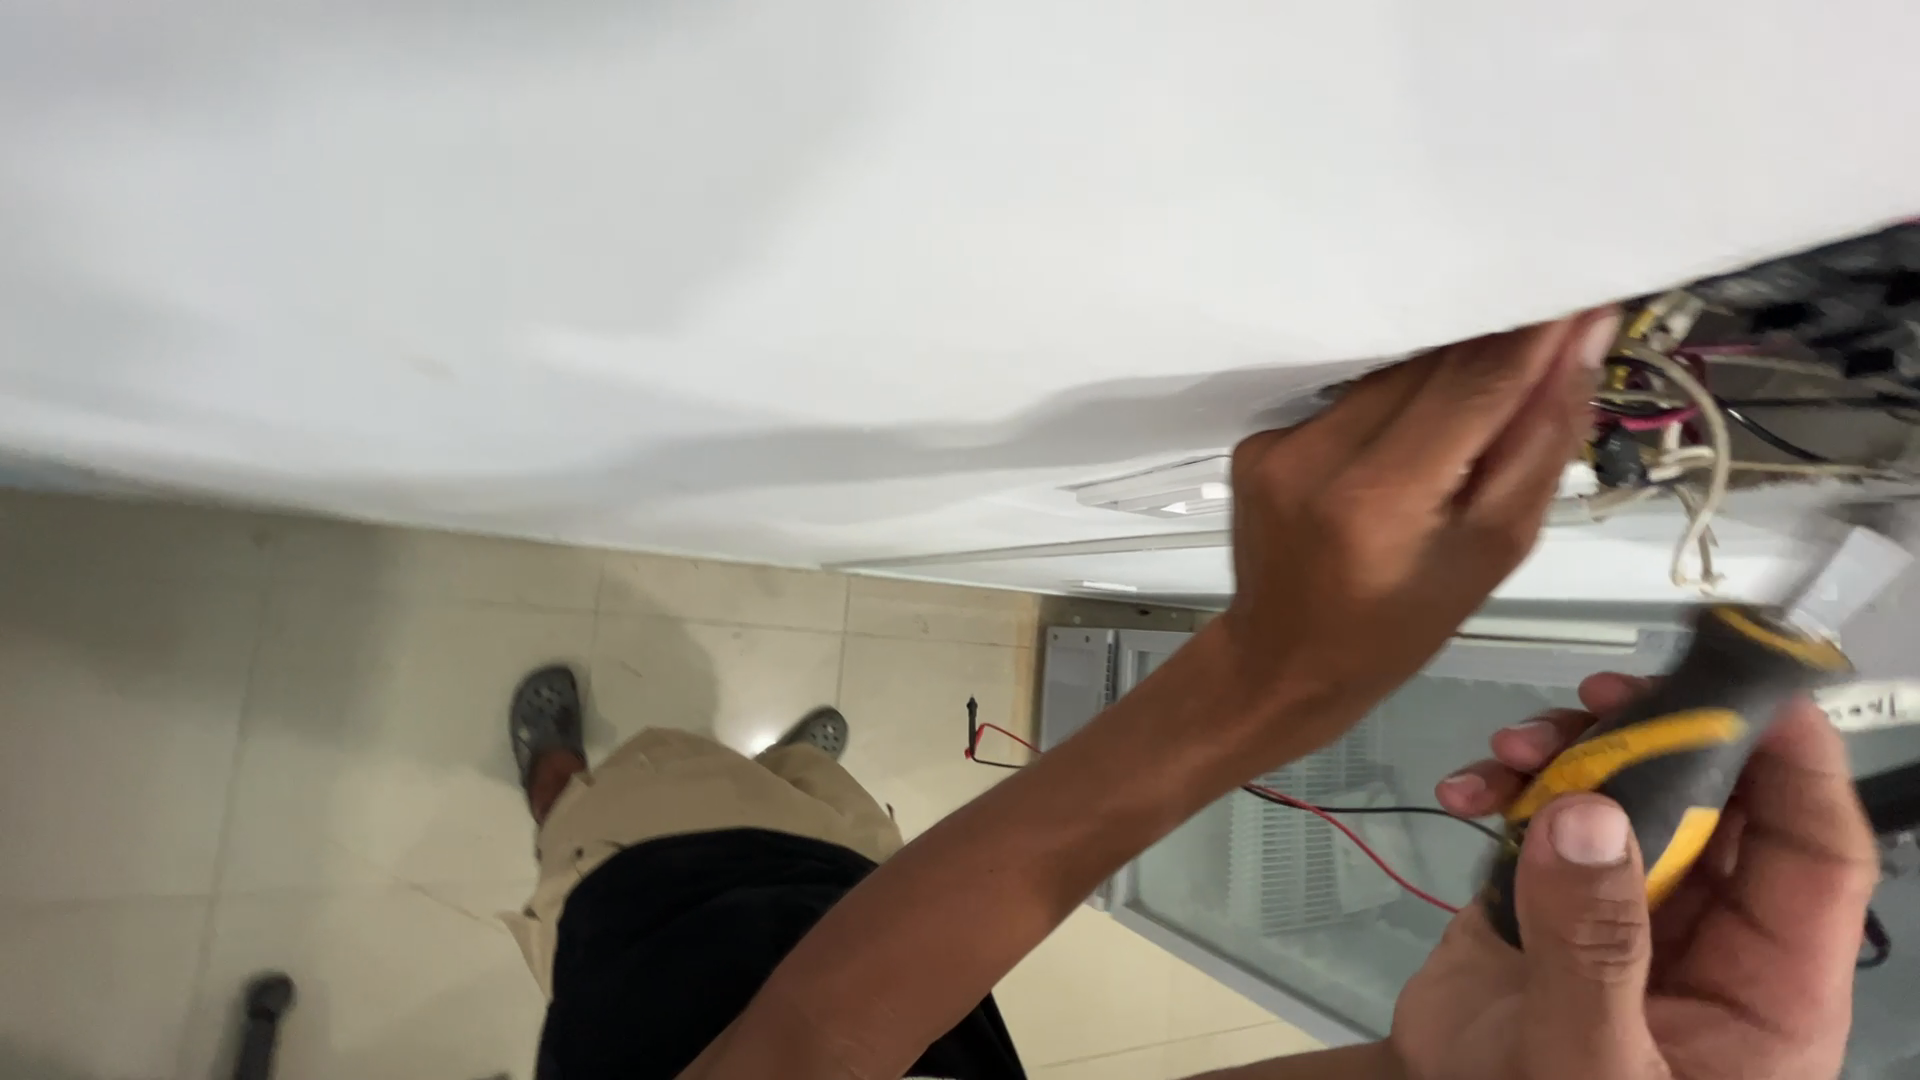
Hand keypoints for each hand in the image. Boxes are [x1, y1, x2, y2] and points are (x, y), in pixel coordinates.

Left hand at [1220, 310, 1615, 751]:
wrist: (1282, 656)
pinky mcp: (1252, 446)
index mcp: (1374, 495)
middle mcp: (1311, 456)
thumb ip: (1536, 445)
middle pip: (1421, 370)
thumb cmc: (1398, 626)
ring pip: (1379, 380)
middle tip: (1547, 336)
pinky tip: (1402, 434)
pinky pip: (1339, 404)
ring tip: (1473, 404)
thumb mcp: (1490, 553)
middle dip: (1489, 350)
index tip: (1583, 292)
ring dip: (1434, 378)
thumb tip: (1579, 341)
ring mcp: (1272, 447)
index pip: (1471, 383)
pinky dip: (1382, 406)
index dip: (1533, 334)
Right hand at [1393, 673, 1880, 1079]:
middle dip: (1648, 742)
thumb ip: (1593, 945)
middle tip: (1594, 697)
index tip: (1751, 690)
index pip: (1812, 858)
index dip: (1797, 769)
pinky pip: (1529, 814)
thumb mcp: (1592, 1059)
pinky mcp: (1531, 888)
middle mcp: (1692, 927)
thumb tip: (1587, 810)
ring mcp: (1606, 903)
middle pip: (1701, 803)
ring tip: (1502, 753)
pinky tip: (1459, 792)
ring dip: (1557, 757)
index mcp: (1761, 983)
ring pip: (1609, 795)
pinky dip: (1495, 787)